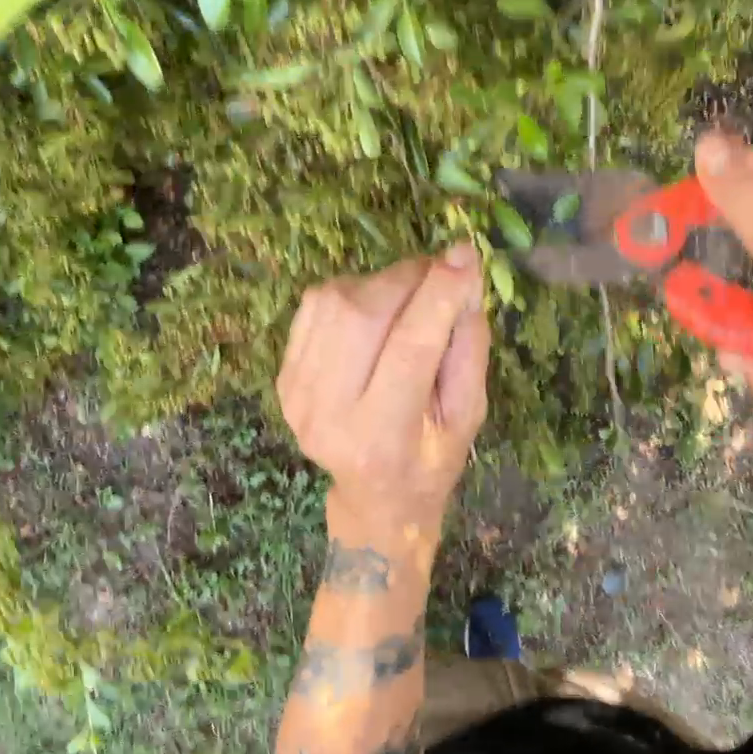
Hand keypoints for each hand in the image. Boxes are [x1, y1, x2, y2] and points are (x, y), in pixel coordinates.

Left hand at [278, 245, 491, 538]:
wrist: (375, 496)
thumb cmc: (432, 459)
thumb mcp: (469, 414)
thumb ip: (467, 345)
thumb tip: (462, 272)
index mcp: (381, 438)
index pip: (410, 350)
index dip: (439, 296)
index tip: (466, 257)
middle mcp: (326, 415)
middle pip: (365, 316)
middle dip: (412, 280)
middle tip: (444, 273)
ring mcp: (296, 393)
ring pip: (337, 302)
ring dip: (385, 282)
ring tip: (415, 293)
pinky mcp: (283, 374)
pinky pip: (317, 305)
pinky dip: (356, 292)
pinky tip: (378, 308)